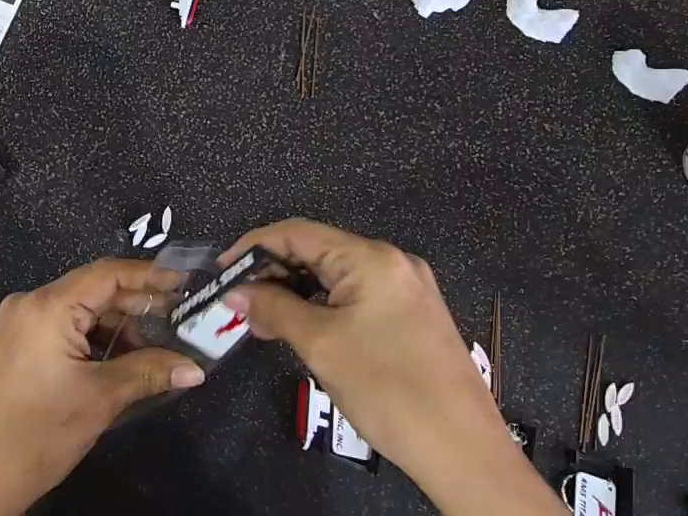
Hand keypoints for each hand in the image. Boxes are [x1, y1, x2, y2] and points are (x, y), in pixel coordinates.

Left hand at [0, 259, 204, 515]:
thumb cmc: (39, 433)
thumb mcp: (100, 400)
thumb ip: (148, 373)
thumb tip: (196, 368)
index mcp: (49, 305)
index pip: (107, 273)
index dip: (150, 276)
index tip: (185, 282)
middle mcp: (31, 302)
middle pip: (94, 289)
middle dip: (137, 304)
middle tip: (180, 316)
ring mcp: (20, 321)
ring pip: (80, 309)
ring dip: (117, 324)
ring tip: (157, 344)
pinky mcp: (17, 342)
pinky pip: (64, 325)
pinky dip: (94, 337)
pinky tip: (121, 357)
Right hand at [221, 221, 564, 515]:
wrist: (466, 454)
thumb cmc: (388, 389)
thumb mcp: (321, 345)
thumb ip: (273, 309)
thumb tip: (235, 292)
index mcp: (371, 257)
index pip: (297, 232)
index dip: (253, 248)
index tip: (221, 273)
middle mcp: (392, 262)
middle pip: (317, 251)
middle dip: (273, 273)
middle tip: (238, 304)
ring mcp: (406, 289)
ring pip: (335, 276)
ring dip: (295, 293)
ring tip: (263, 322)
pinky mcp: (412, 316)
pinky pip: (355, 296)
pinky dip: (322, 307)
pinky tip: (301, 330)